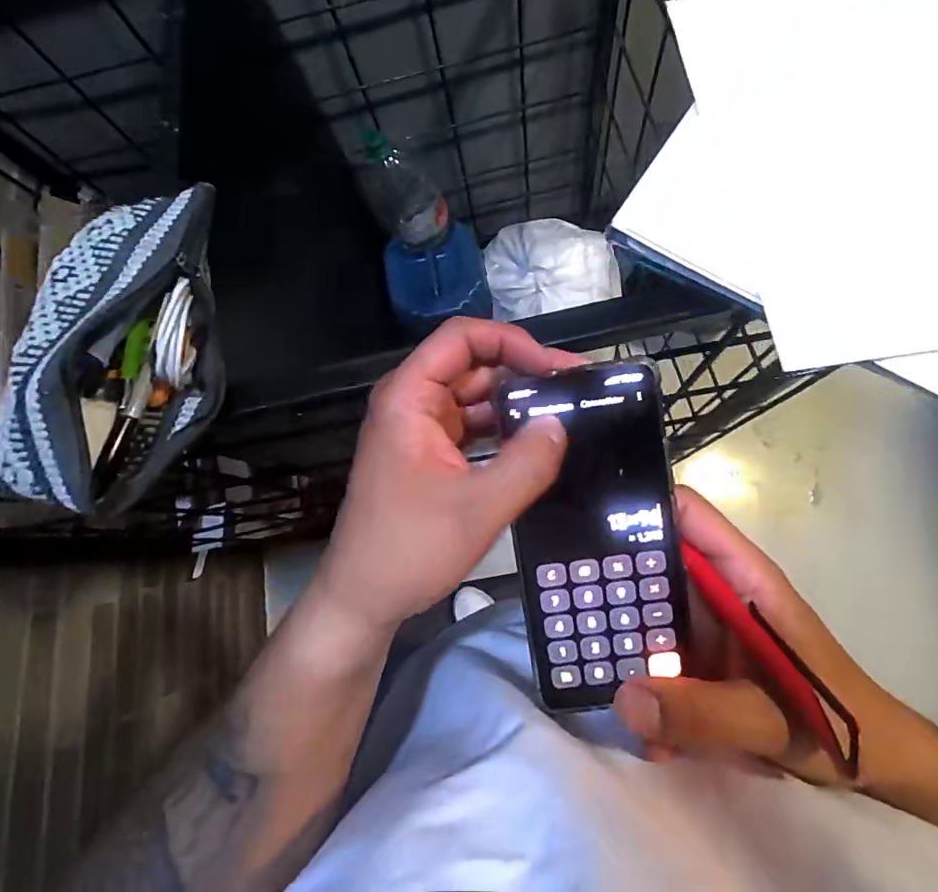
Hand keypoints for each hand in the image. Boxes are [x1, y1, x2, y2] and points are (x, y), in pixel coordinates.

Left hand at [314, 318, 583, 634]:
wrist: (363, 600)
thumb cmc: (409, 550)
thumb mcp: (478, 508)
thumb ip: (527, 463)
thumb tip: (560, 425)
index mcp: (409, 398)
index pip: (463, 338)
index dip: (513, 342)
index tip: (555, 368)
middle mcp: (413, 402)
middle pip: (474, 364)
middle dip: (524, 372)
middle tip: (575, 391)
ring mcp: (421, 428)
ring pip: (477, 396)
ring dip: (518, 403)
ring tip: (566, 415)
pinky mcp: (431, 453)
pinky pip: (474, 425)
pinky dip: (505, 429)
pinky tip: (538, 443)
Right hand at [613, 486, 892, 786]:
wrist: (871, 769)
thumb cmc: (836, 722)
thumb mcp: (770, 719)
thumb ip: (701, 711)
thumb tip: (624, 698)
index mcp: (742, 576)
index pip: (686, 514)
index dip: (638, 505)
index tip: (584, 514)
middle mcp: (717, 591)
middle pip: (652, 560)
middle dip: (610, 576)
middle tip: (560, 597)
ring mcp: (706, 627)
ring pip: (646, 613)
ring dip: (620, 641)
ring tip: (583, 669)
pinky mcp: (699, 664)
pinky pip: (655, 660)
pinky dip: (642, 687)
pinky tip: (640, 732)